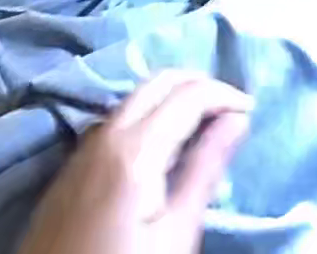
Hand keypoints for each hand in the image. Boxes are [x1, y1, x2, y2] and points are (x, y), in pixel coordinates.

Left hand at [15, 71, 252, 253]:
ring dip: (173, 98)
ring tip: (201, 127)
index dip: (227, 95)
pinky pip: (116, 122)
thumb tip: (238, 118)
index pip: (192, 93)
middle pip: (160, 81)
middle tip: (228, 111)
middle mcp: (104, 138)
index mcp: (135, 150)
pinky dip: (148, 115)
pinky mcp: (66, 176)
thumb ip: (206, 168)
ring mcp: (79, 155)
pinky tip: (162, 148)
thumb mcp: (176, 235)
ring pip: (136, 97)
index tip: (250, 113)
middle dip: (200, 85)